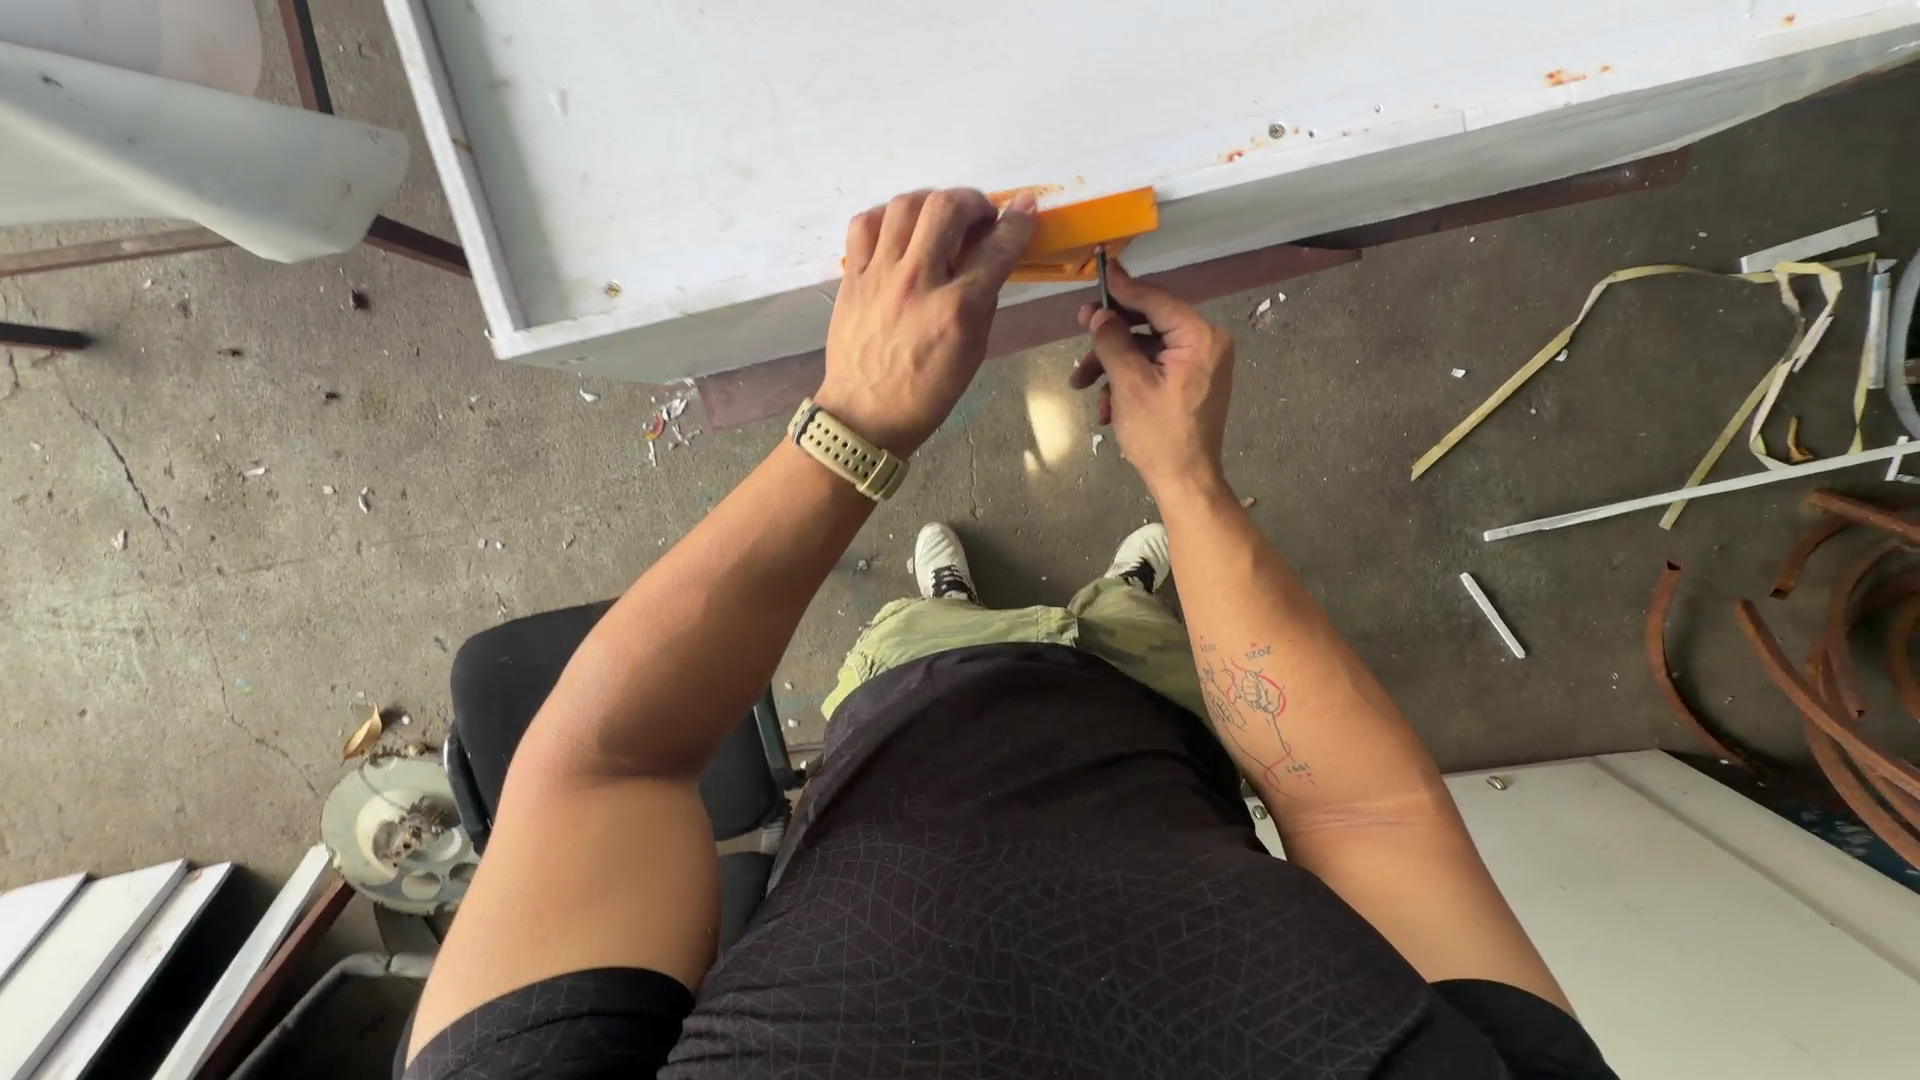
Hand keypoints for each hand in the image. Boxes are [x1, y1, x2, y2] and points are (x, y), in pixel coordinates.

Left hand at [814, 188, 1036, 456]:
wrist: (866, 416)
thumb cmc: (927, 393)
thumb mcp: (973, 353)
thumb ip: (983, 301)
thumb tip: (989, 262)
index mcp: (958, 309)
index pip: (997, 248)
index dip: (1018, 221)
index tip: (1026, 208)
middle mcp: (918, 282)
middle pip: (947, 207)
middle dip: (972, 201)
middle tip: (978, 218)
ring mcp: (879, 275)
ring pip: (905, 204)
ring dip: (930, 202)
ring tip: (938, 220)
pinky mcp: (852, 277)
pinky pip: (865, 223)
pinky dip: (886, 217)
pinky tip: (898, 232)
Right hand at [1070, 262, 1234, 499]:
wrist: (1185, 482)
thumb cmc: (1160, 435)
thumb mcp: (1129, 385)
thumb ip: (1112, 342)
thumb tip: (1098, 315)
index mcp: (1200, 338)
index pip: (1156, 301)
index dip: (1124, 288)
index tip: (1102, 271)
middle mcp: (1205, 344)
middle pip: (1148, 325)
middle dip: (1110, 337)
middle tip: (1079, 330)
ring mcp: (1199, 365)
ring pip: (1145, 350)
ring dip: (1112, 366)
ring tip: (1083, 387)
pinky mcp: (1189, 383)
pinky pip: (1152, 369)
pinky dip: (1127, 382)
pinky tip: (1106, 408)